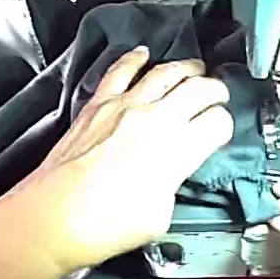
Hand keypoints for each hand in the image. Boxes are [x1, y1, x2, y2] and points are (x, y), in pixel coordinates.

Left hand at [0, 47, 232, 276]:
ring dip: (185, 69)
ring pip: (165, 72)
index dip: (224, 125)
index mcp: (179, 149)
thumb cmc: (102, 224)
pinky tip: (142, 54)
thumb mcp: (160, 216)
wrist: (55, 217)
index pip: (217, 122)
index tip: (221, 129)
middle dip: (215, 91)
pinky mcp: (98, 106)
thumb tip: (169, 179)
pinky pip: (121, 71)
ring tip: (195, 69)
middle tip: (218, 95)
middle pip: (199, 89)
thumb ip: (172, 187)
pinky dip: (135, 59)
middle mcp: (155, 119)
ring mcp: (124, 107)